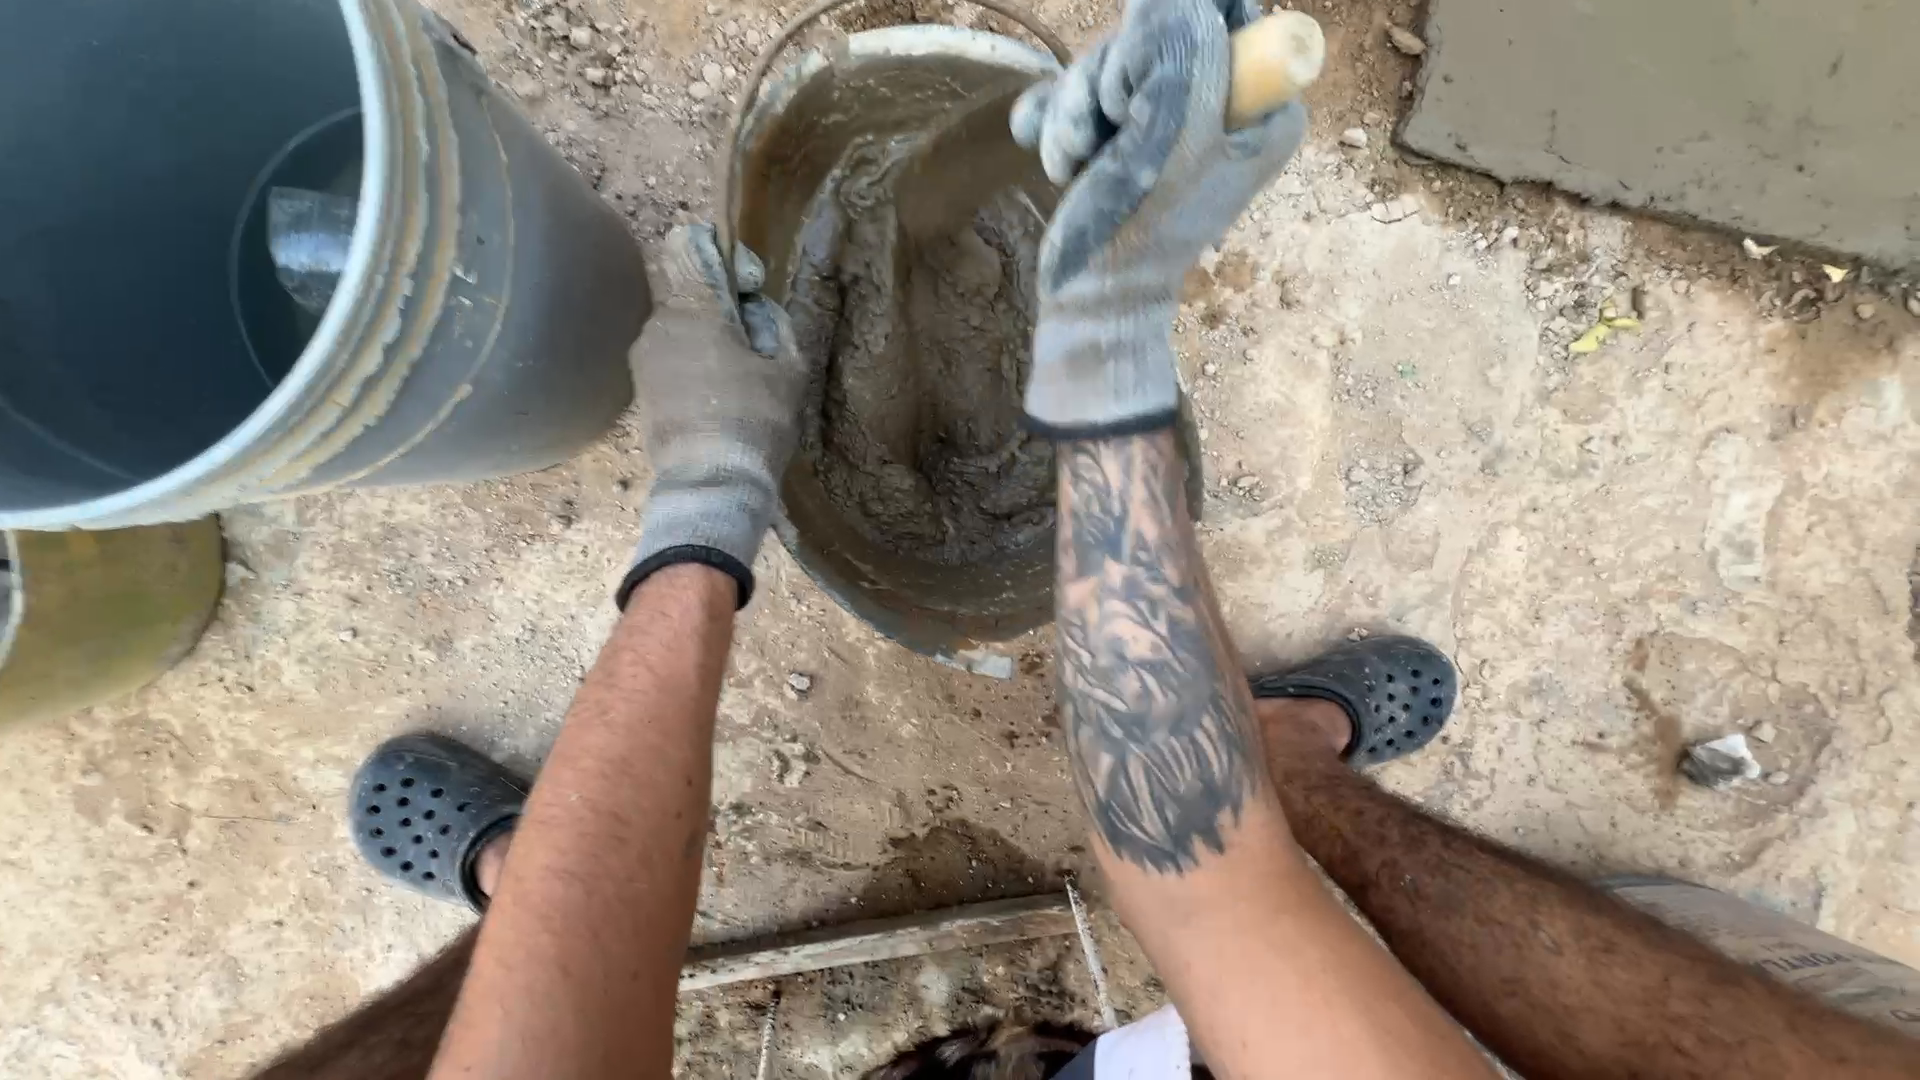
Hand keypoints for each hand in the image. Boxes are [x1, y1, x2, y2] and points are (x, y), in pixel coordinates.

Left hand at [619, 223, 807, 608]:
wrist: (713, 483)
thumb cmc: (757, 419)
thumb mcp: (789, 371)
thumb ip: (776, 327)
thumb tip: (756, 310)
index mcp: (694, 307)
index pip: (691, 247)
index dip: (724, 260)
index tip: (748, 291)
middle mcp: (658, 324)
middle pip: (689, 298)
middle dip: (719, 315)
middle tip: (753, 349)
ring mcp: (643, 361)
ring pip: (678, 335)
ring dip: (706, 348)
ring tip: (737, 384)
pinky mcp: (639, 394)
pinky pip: (670, 366)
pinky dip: (692, 374)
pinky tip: (718, 404)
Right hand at [1011, 0, 1306, 436]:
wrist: (1093, 301)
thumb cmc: (1139, 231)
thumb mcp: (1176, 125)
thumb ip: (1183, 38)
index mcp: (1261, 108)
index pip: (1224, 12)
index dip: (1171, 34)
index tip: (1141, 92)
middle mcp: (1219, 110)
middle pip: (1156, 34)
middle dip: (1109, 79)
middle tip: (1104, 132)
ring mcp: (1164, 128)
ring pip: (1110, 64)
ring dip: (1076, 109)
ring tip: (1072, 163)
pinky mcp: (1119, 145)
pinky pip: (1081, 98)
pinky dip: (1059, 122)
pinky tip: (1052, 156)